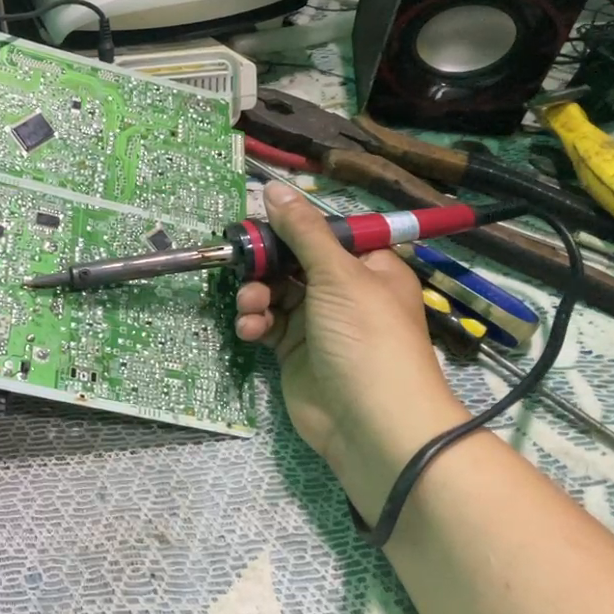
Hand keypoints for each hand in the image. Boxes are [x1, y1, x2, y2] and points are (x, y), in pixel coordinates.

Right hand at [235, 185, 468, 516]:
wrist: (373, 425)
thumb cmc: (365, 338)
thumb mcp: (337, 275)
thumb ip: (302, 231)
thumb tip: (273, 188)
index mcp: (368, 268)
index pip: (325, 234)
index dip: (291, 226)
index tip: (258, 222)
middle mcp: (343, 292)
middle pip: (293, 261)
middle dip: (265, 263)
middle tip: (241, 262)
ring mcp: (318, 323)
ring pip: (274, 291)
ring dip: (255, 294)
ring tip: (250, 306)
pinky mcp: (295, 352)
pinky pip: (267, 323)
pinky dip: (254, 322)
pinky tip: (250, 328)